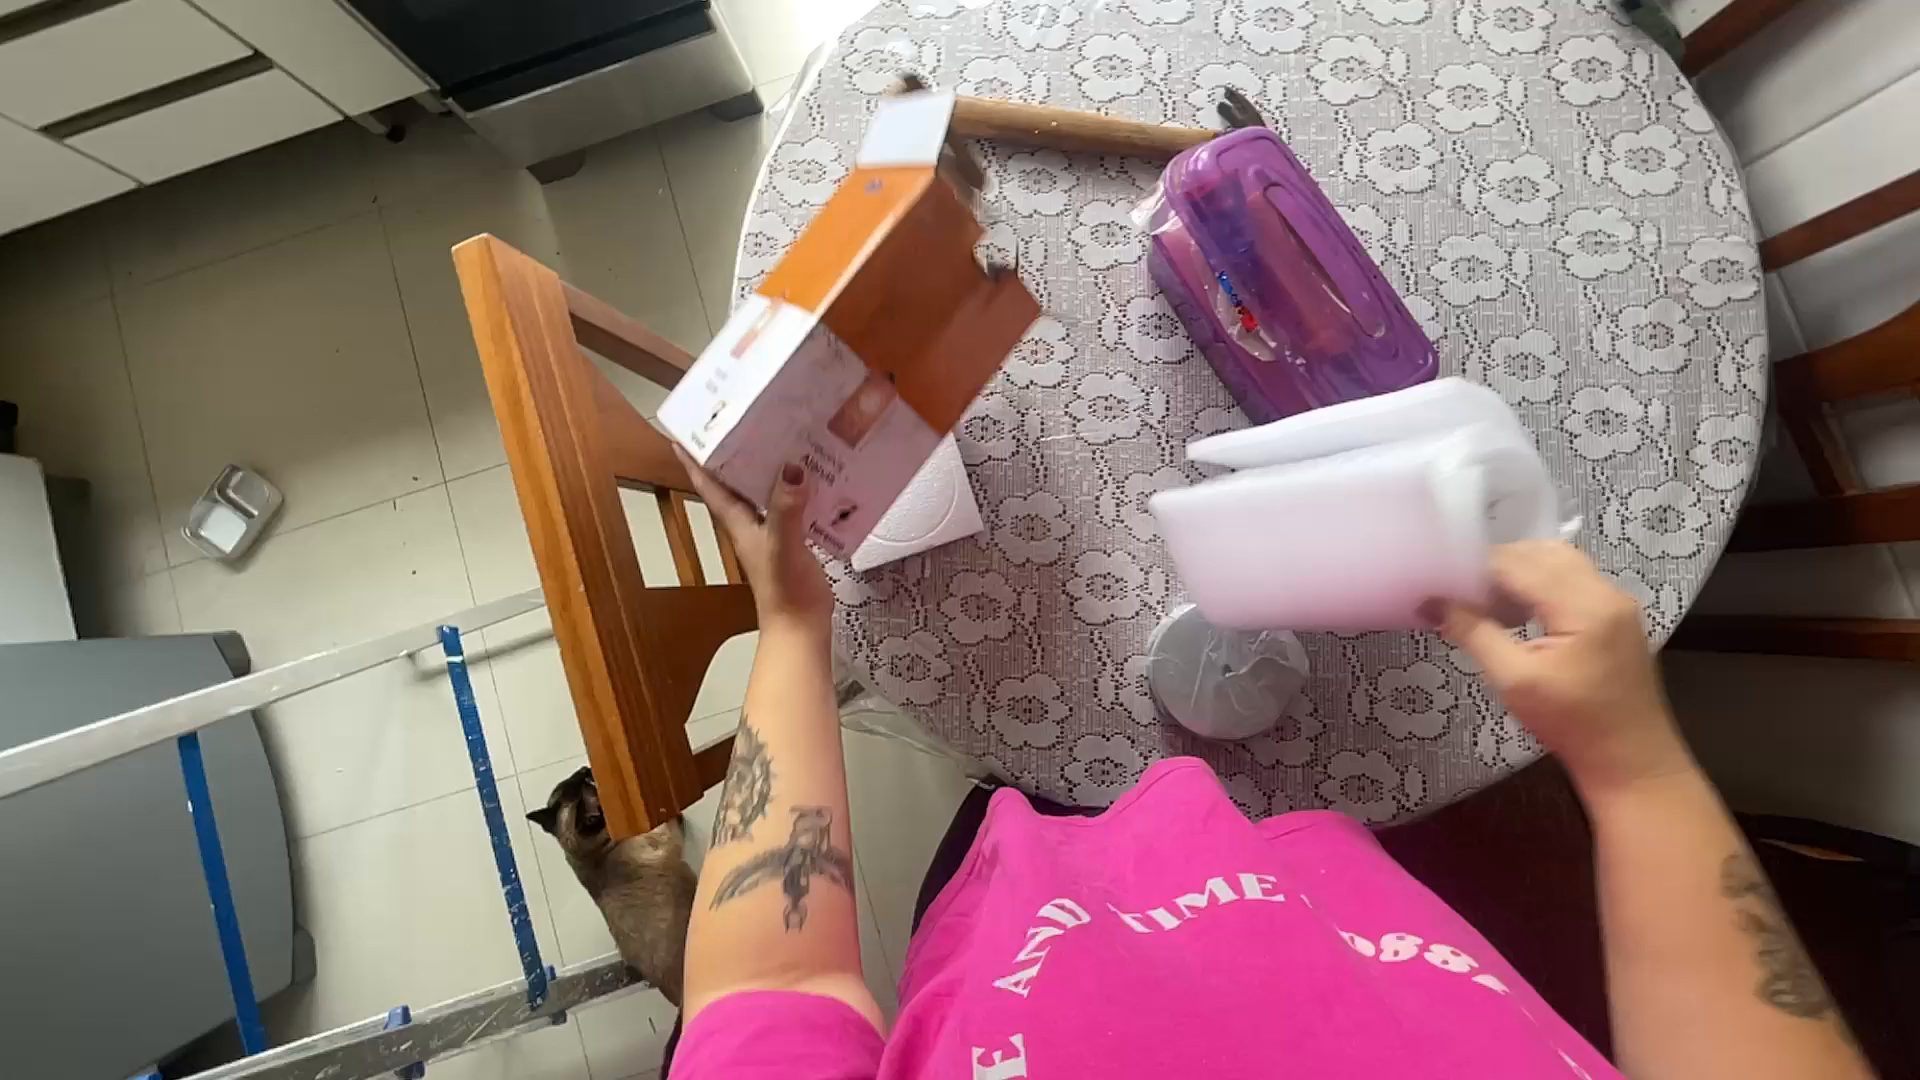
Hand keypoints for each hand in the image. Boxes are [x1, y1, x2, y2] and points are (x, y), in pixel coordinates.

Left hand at [673, 447, 832, 633]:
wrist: (800, 624)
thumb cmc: (783, 588)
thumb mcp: (782, 544)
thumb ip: (786, 509)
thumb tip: (792, 468)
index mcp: (739, 522)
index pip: (711, 485)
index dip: (696, 460)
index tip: (687, 432)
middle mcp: (751, 522)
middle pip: (739, 482)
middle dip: (739, 453)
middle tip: (748, 419)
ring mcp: (773, 531)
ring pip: (768, 491)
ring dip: (773, 468)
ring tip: (786, 436)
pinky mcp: (795, 538)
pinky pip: (795, 505)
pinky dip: (802, 489)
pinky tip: (818, 475)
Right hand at [1426, 540, 1692, 795]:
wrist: (1631, 760)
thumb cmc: (1570, 721)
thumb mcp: (1512, 678)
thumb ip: (1472, 631)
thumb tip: (1430, 602)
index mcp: (1584, 606)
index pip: (1518, 564)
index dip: (1473, 568)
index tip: (1435, 581)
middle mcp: (1606, 594)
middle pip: (1540, 553)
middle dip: (1494, 563)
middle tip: (1455, 587)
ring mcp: (1614, 604)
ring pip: (1556, 561)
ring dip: (1515, 570)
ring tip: (1479, 596)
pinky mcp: (1613, 617)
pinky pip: (1569, 580)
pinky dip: (1535, 582)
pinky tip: (1510, 608)